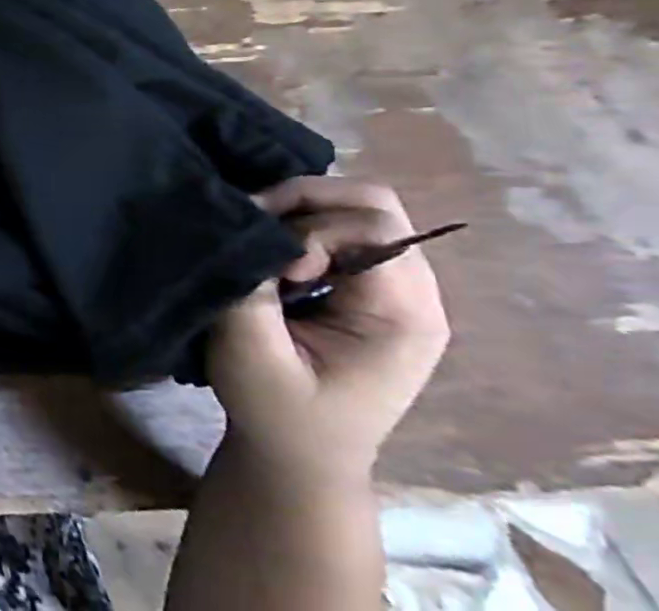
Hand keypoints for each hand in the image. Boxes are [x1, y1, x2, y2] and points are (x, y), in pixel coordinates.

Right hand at [208, 177, 449, 481]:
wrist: (298, 458)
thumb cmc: (277, 412)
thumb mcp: (250, 351)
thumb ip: (249, 285)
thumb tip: (244, 228)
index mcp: (403, 315)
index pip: (374, 227)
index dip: (313, 230)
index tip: (276, 267)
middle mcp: (414, 294)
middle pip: (374, 204)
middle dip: (305, 201)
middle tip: (256, 229)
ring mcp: (395, 291)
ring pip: (357, 211)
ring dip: (299, 214)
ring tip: (260, 246)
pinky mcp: (369, 291)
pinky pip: (342, 232)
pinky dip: (299, 228)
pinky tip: (272, 256)